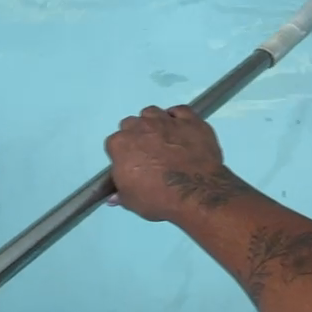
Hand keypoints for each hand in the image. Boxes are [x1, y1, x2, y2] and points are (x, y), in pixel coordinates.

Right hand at [104, 105, 256, 223]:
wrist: (197, 193)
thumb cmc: (159, 198)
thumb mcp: (132, 201)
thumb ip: (121, 192)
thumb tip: (114, 195)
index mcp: (121, 144)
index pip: (115, 143)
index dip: (124, 153)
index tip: (132, 163)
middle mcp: (142, 127)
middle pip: (133, 124)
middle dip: (137, 136)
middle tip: (148, 153)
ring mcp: (167, 121)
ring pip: (154, 113)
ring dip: (155, 123)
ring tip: (164, 139)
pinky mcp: (191, 121)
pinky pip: (181, 110)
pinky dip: (179, 117)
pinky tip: (181, 128)